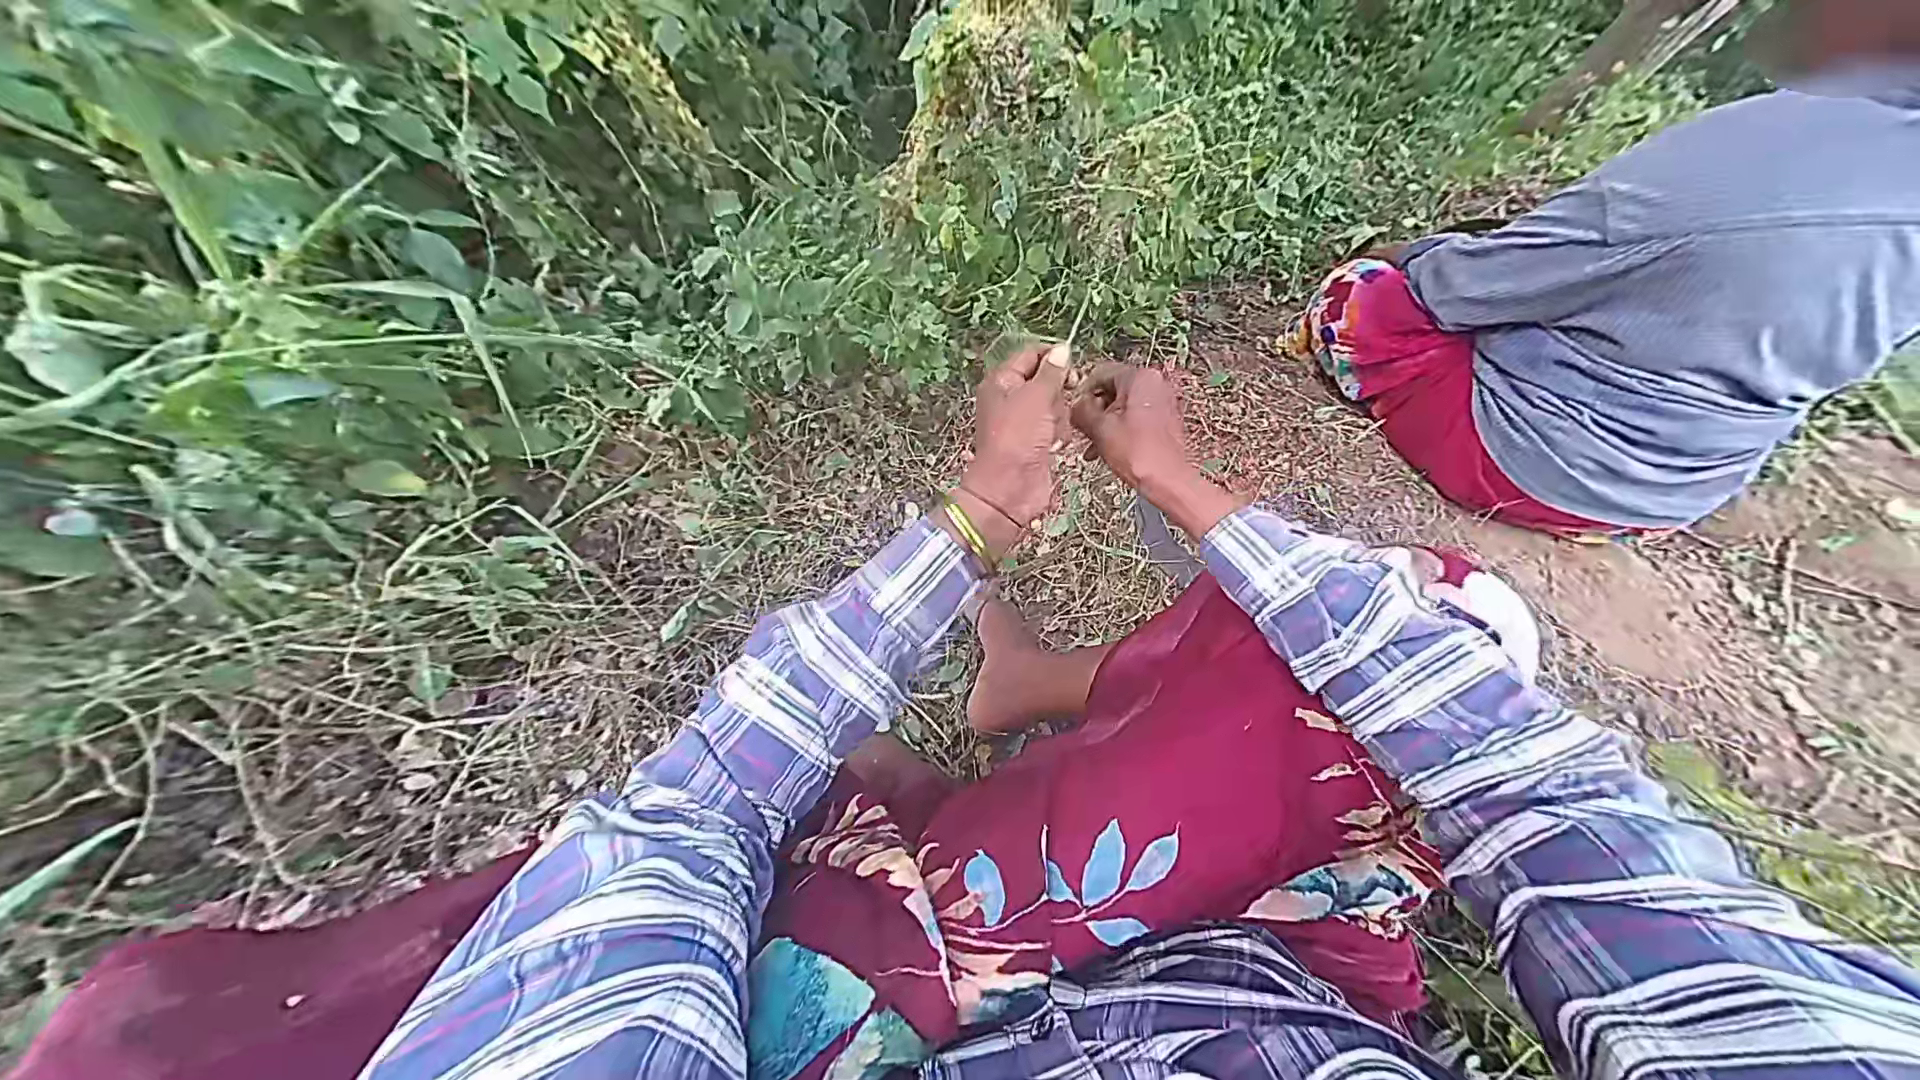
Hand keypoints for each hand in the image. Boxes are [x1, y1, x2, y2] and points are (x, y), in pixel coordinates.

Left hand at [960, 340, 1071, 527]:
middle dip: (1057, 394)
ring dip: (1060, 417)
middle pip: (1048, 380)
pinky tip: (1053, 446)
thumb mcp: (1036, 397)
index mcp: (1002, 381)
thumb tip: (1062, 350)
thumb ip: (1051, 372)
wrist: (1010, 487)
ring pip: (1056, 404)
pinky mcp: (1037, 440)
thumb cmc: (1017, 438)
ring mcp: (1025, 421)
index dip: (1052, 357)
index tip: (1071, 366)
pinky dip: (1059, 435)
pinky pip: (1057, 426)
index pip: (1030, 355)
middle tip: (1054, 408)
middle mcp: (1011, 398)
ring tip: (1050, 433)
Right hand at [1072, 363, 1239, 536]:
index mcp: (1140, 377)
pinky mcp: (1166, 418)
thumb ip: (1081, 410)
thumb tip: (1074, 404)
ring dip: (1105, 423)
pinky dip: (1120, 429)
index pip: (1099, 373)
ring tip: (1093, 446)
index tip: (1073, 412)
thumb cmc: (1138, 453)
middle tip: (1082, 432)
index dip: (1082, 393)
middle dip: (1094, 412)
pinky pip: (1136, 416)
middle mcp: (1155, 383)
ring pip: (1122, 406)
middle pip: (1112, 389)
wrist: (1169, 481)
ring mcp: (1163, 400)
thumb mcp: (1099, 429)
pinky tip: (1108, 448)